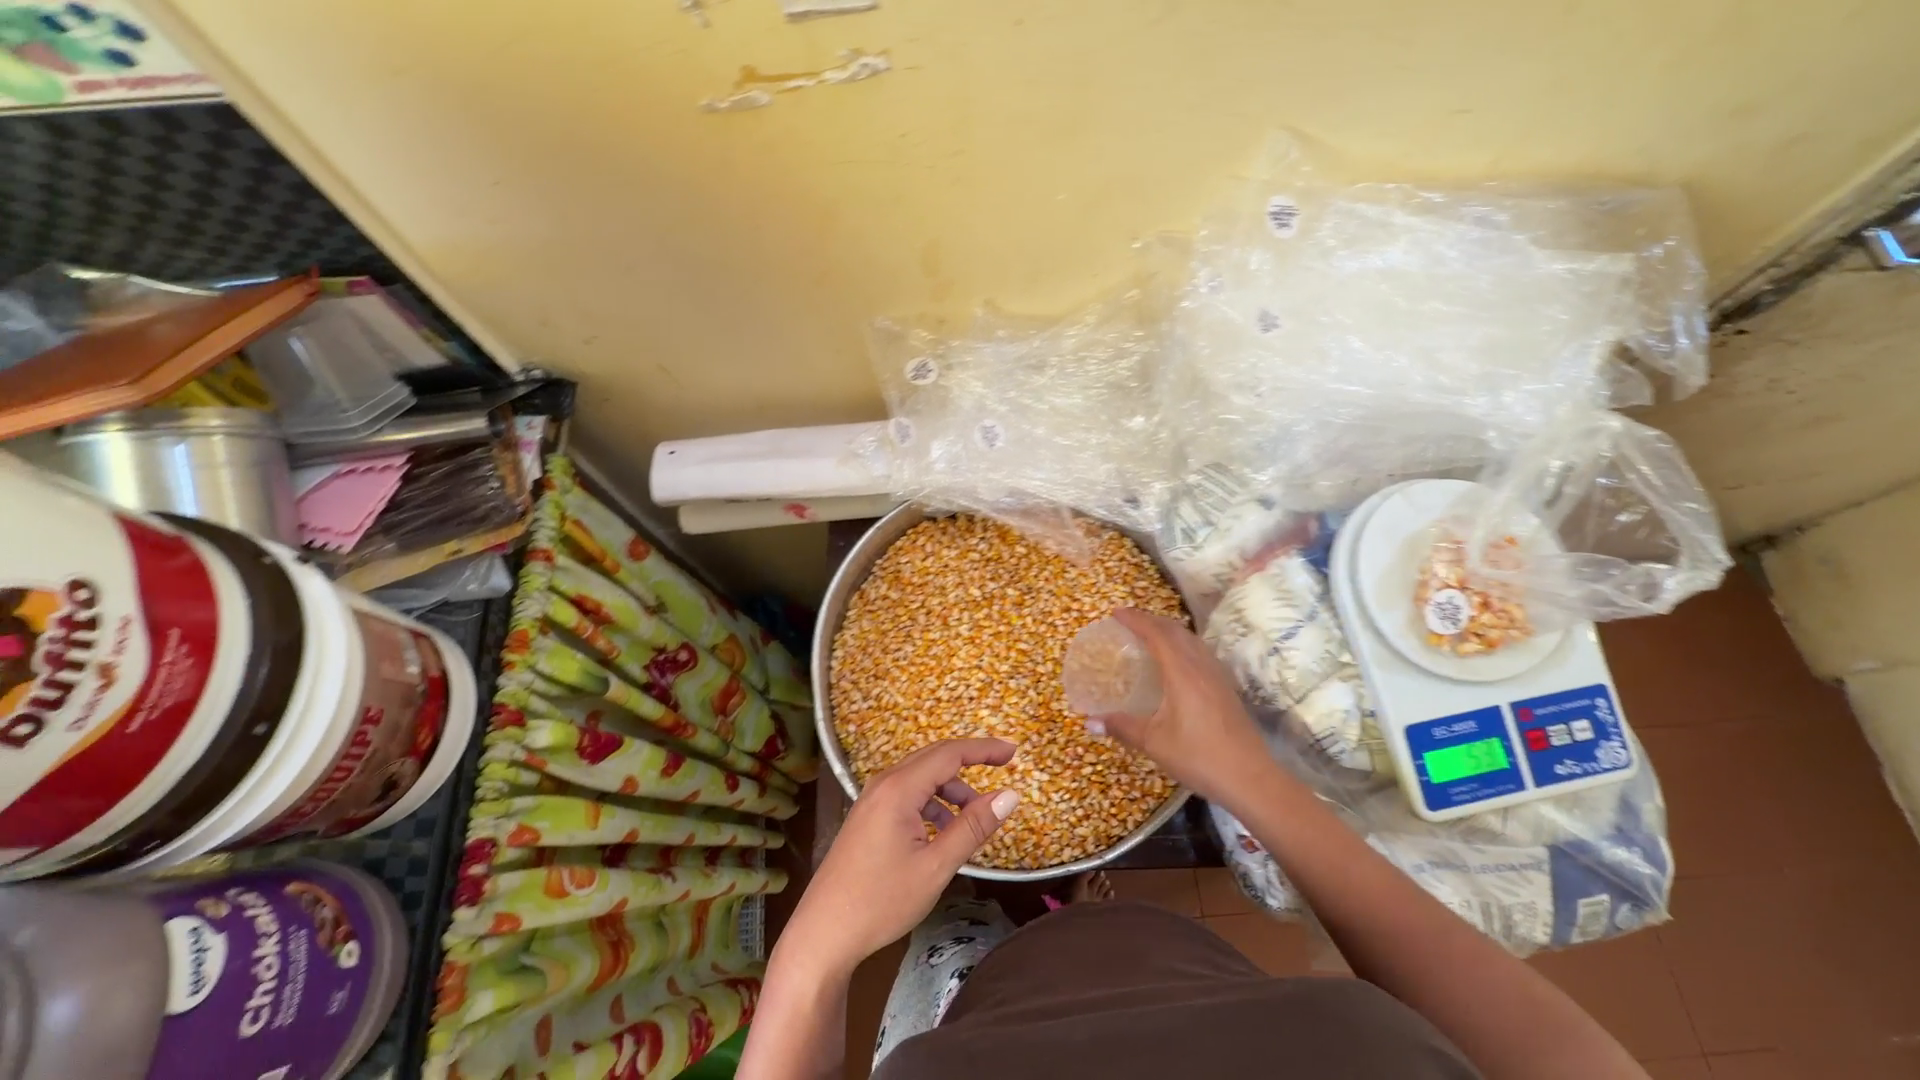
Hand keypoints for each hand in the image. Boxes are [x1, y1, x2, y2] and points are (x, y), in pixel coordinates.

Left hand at [783, 739, 1020, 977]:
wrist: (823, 933)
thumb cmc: (881, 901)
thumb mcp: (936, 867)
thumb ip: (973, 827)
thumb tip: (1009, 795)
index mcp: (899, 789)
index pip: (949, 753)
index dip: (984, 749)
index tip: (1014, 753)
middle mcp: (882, 785)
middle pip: (933, 759)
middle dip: (970, 763)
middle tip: (1004, 769)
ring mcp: (870, 801)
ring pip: (920, 780)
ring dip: (951, 791)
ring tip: (974, 820)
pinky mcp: (866, 819)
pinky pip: (906, 796)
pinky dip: (932, 805)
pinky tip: (943, 833)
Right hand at [1093, 608, 1284, 808]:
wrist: (1250, 777)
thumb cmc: (1199, 757)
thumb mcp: (1154, 743)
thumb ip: (1122, 727)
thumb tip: (1089, 721)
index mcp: (1182, 672)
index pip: (1157, 634)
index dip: (1136, 620)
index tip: (1116, 613)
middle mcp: (1201, 666)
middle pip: (1176, 631)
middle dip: (1151, 620)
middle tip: (1129, 621)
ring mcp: (1218, 676)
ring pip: (1192, 641)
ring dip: (1170, 631)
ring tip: (1151, 635)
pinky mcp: (1226, 688)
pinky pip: (1201, 653)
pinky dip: (1183, 646)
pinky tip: (1177, 663)